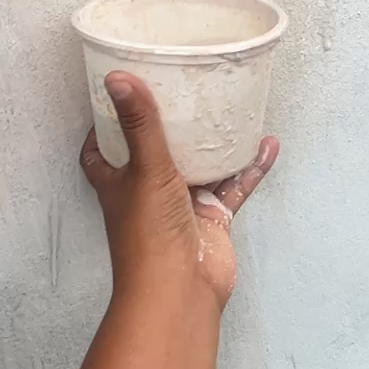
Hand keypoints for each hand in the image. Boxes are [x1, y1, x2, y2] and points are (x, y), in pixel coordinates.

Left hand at [79, 72, 278, 308]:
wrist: (180, 291)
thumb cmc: (149, 234)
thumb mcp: (144, 168)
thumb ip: (139, 124)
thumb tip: (116, 77)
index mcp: (118, 181)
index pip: (101, 149)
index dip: (104, 125)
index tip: (118, 95)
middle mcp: (147, 191)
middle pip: (154, 151)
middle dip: (167, 125)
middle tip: (182, 89)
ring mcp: (181, 204)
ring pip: (200, 165)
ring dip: (214, 142)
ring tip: (230, 107)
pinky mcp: (211, 218)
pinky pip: (232, 186)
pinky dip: (249, 168)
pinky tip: (267, 145)